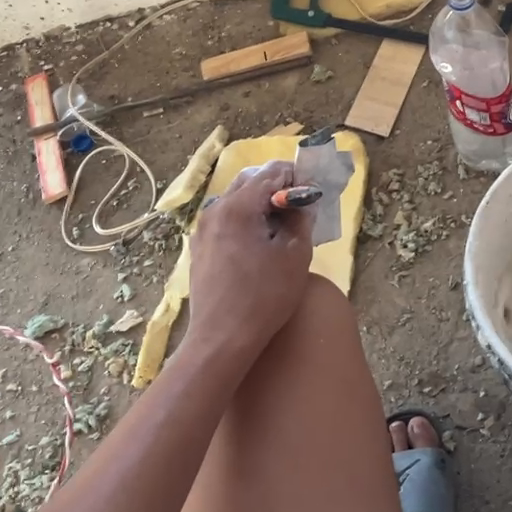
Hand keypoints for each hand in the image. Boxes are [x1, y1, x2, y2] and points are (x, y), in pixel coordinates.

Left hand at [186, 160, 314, 359]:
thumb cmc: (265, 296)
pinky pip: (225, 219)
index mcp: (238, 207)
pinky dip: (244, 219)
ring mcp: (202, 228)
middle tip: (298, 209)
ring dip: (259, 203)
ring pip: (236, 199)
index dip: (296, 177)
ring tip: (280, 228)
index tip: (312, 193)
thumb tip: (302, 200)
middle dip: (276, 187)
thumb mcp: (296, 255)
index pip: (272, 172)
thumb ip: (300, 218)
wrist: (221, 340)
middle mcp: (215, 209)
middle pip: (250, 181)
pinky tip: (258, 244)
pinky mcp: (199, 247)